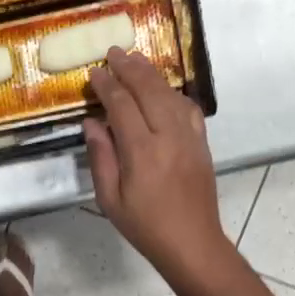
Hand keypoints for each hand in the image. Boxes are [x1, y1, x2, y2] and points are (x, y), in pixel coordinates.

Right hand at [83, 49, 230, 286]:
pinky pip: (188, 108)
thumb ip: (101, 157)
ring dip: (151, 74)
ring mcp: (189, 138)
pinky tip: (163, 89)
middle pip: (148, 90)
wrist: (192, 243)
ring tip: (135, 60)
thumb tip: (92, 122)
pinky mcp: (202, 144)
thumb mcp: (110, 199)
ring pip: (170, 94)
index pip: (121, 105)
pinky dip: (173, 93)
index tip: (94, 72)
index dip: (106, 85)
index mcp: (142, 152)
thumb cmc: (145, 227)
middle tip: (113, 52)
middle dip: (129, 68)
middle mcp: (168, 137)